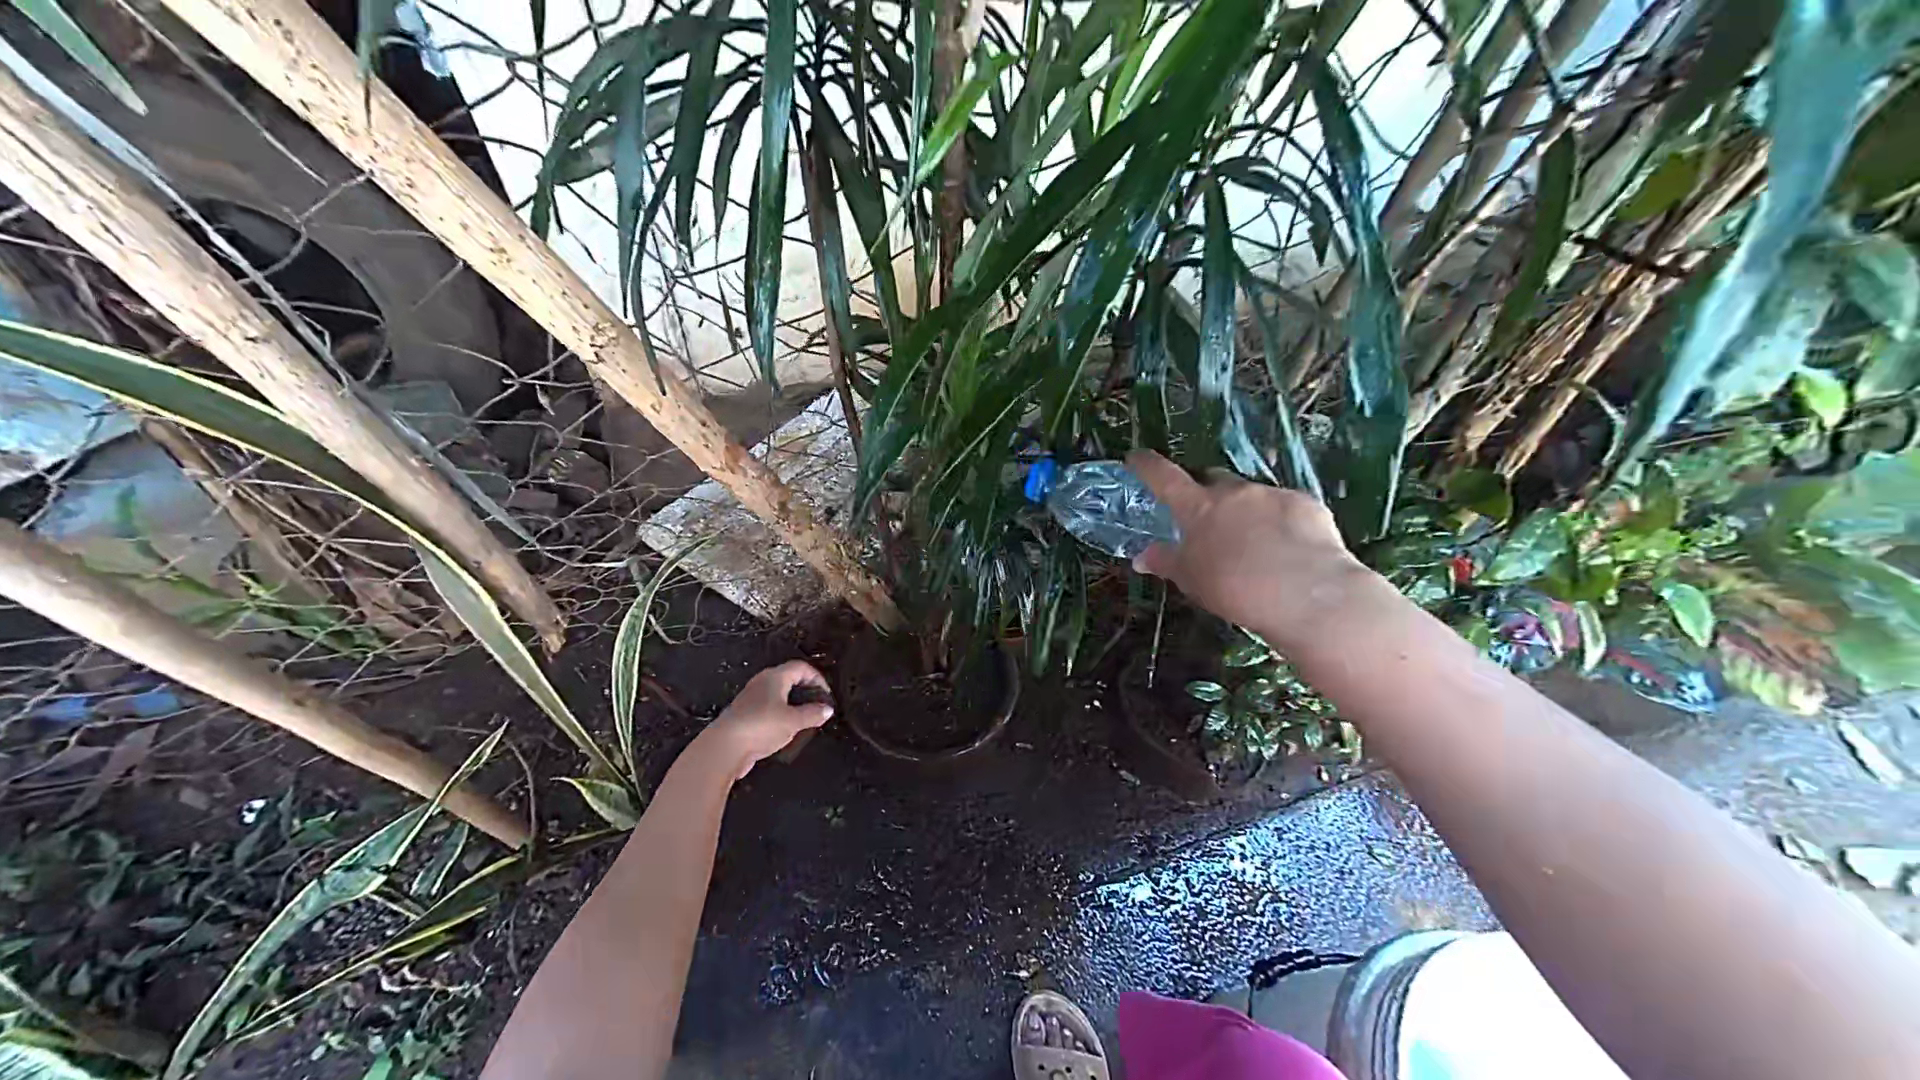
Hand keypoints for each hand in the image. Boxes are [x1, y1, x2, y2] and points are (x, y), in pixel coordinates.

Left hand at [695, 660, 834, 780]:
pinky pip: (768, 710)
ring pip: (778, 695)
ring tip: (805, 721)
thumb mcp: (793, 721)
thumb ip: (812, 714)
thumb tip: (826, 709)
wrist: (724, 748)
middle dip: (806, 691)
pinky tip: (785, 732)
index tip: (825, 695)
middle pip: (789, 679)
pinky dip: (781, 716)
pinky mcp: (744, 716)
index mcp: (774, 677)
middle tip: (817, 707)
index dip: (817, 678)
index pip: (801, 667)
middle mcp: (761, 683)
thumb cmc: (759, 727)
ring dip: (794, 705)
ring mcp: (751, 699)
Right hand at [1127, 450, 1379, 648]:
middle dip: (1206, 492)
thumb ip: (1166, 562)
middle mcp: (1234, 491)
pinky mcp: (1307, 504)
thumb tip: (1142, 557)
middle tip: (1208, 520)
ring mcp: (1272, 494)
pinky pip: (1286, 507)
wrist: (1306, 595)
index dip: (1146, 466)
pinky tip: (1288, 548)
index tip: (1136, 458)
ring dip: (1247, 511)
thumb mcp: (1191, 581)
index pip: (1163, 477)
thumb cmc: (1235, 589)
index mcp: (1198, 507)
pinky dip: (1281, 522)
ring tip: (1255, 544)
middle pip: (1212, 480)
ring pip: (1251, 495)